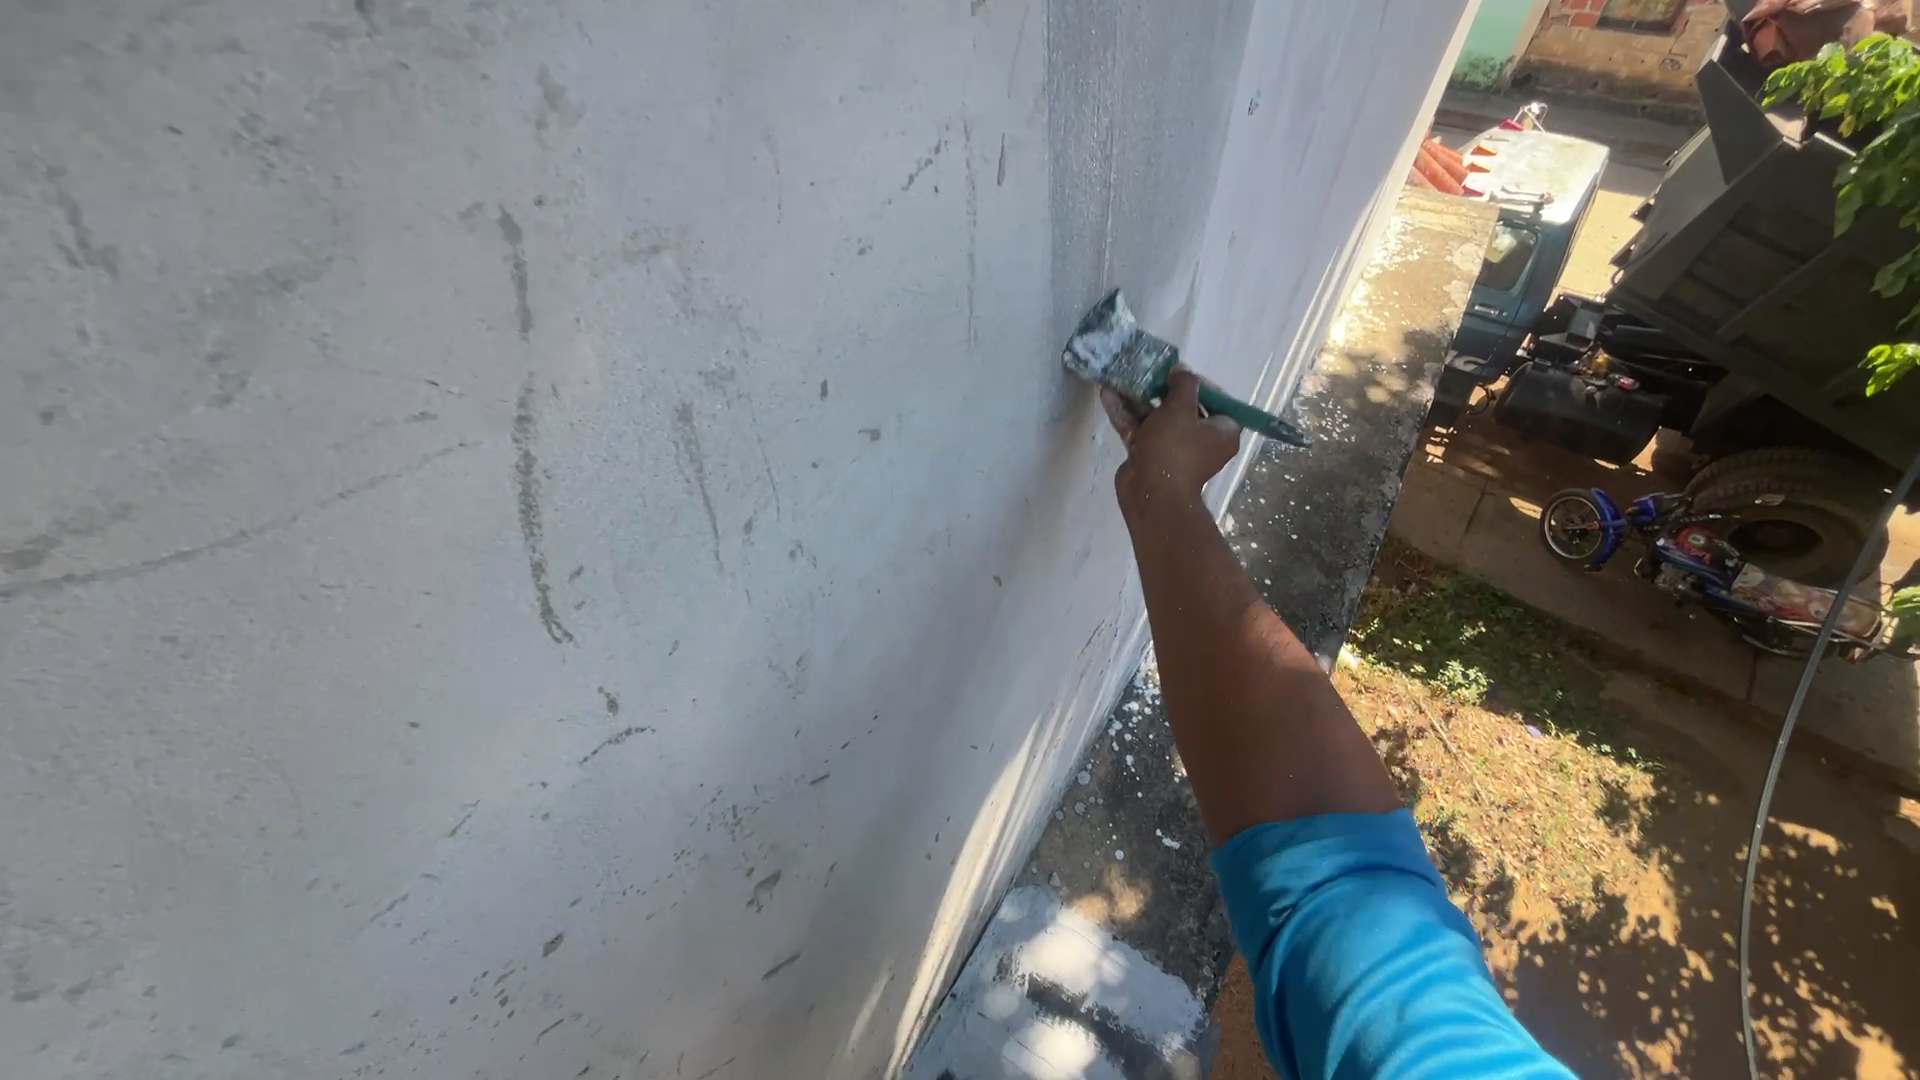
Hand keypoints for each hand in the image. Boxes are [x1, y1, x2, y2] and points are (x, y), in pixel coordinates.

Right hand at [1101, 366, 1242, 510]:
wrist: (1151, 492)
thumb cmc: (1176, 448)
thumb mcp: (1182, 408)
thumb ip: (1183, 384)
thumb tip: (1183, 370)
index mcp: (1222, 431)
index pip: (1215, 400)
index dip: (1196, 383)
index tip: (1177, 372)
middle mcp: (1200, 440)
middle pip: (1182, 408)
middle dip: (1160, 389)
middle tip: (1146, 372)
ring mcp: (1172, 449)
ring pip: (1156, 418)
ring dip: (1137, 399)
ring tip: (1120, 377)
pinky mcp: (1149, 455)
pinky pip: (1140, 430)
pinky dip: (1126, 414)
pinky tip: (1107, 394)